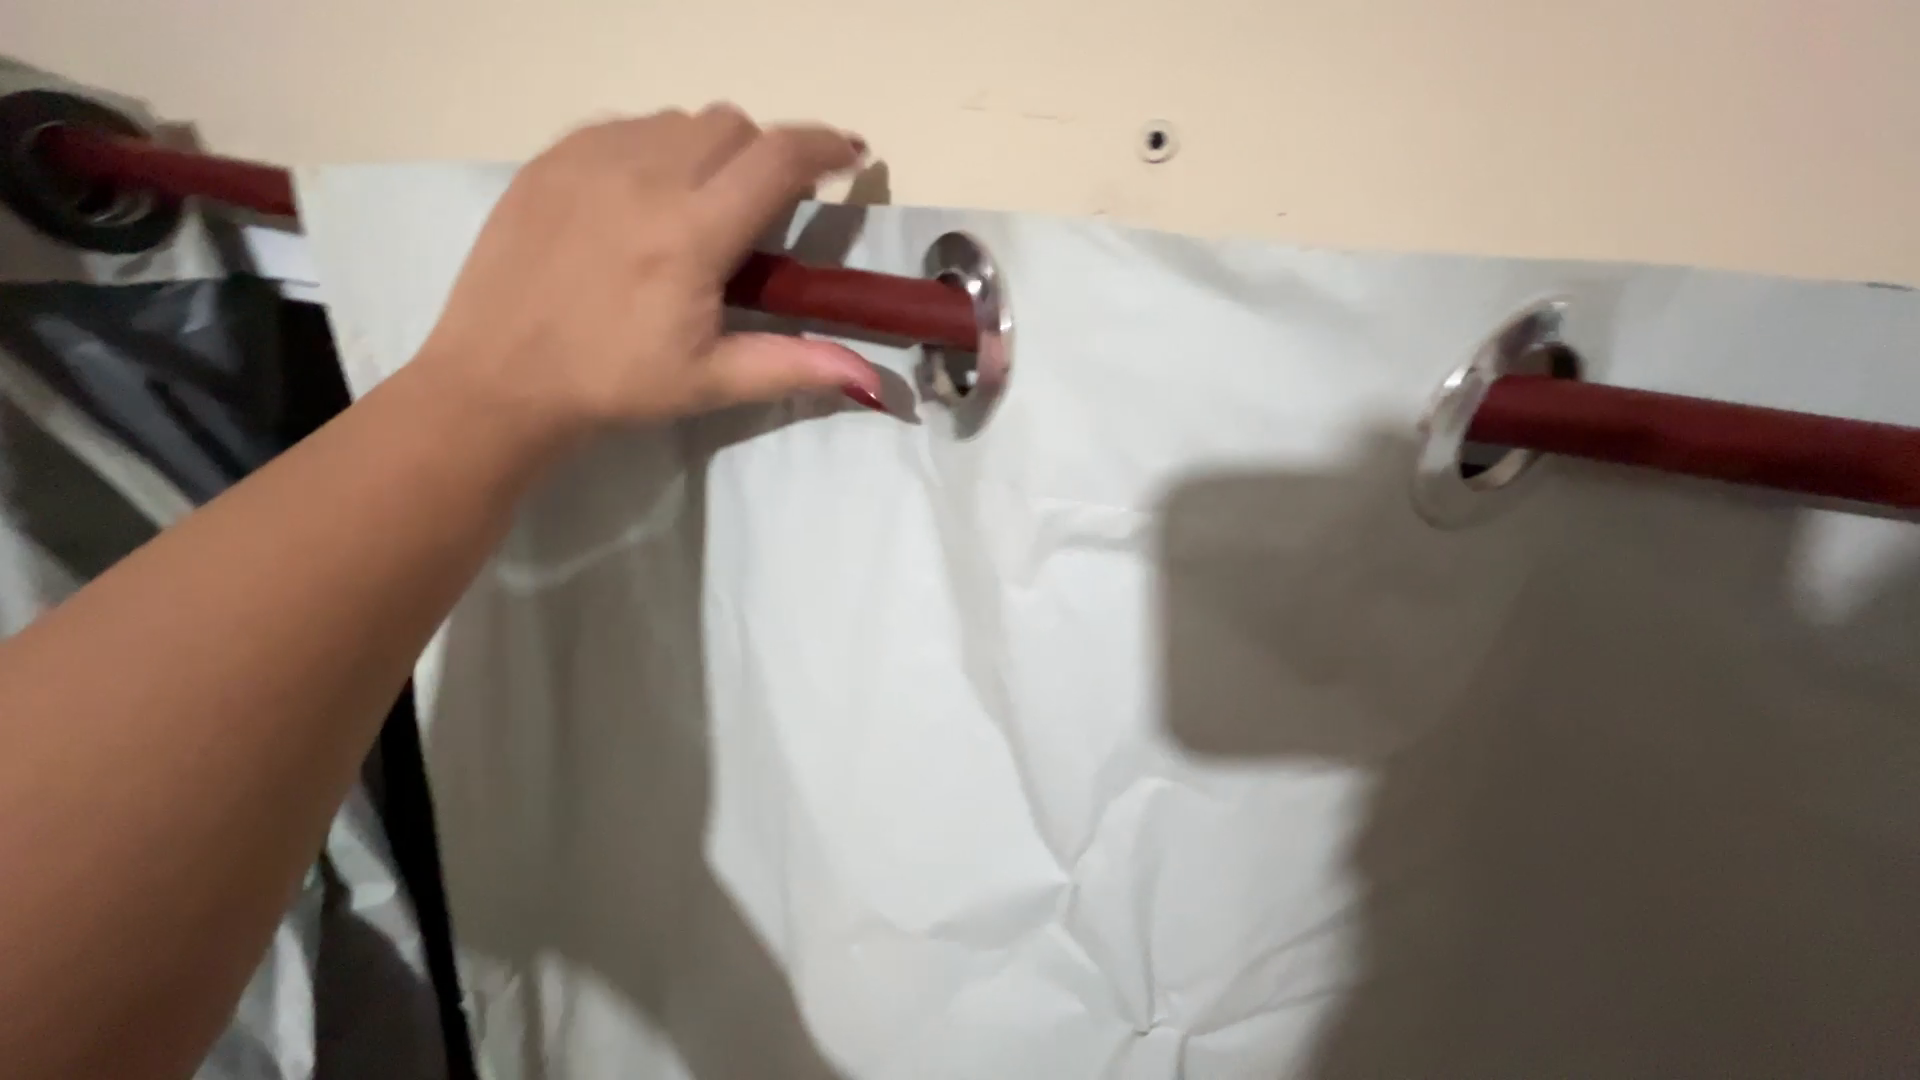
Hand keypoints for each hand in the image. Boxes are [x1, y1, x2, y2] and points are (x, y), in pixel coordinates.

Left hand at [416, 106, 884, 443]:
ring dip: (712, 150)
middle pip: (732, 125)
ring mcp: (591, 158)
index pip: (778, 158)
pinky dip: (658, 147)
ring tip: (704, 205)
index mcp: (692, 233)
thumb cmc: (616, 383)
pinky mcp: (552, 157)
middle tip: (767, 206)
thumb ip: (796, 366)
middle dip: (766, 154)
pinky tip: (647, 198)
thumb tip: (872, 379)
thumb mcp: (713, 381)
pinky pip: (626, 125)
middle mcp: (645, 175)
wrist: (501, 377)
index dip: (825, 148)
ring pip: (679, 120)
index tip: (850, 156)